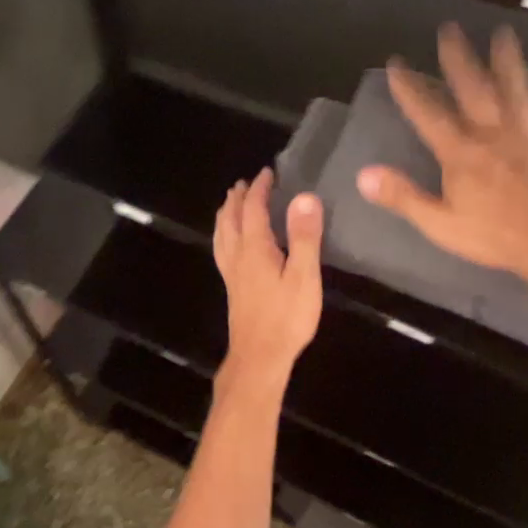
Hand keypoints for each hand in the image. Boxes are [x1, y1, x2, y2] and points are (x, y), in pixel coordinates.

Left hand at [212, 168, 322, 380]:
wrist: (259, 356)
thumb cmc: (286, 317)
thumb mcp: (304, 276)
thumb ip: (304, 236)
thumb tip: (304, 197)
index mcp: (254, 248)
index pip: (253, 209)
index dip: (260, 189)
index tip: (267, 172)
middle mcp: (237, 255)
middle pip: (232, 218)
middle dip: (239, 198)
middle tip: (245, 183)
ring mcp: (231, 273)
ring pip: (222, 234)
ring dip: (227, 214)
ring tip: (231, 204)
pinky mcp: (232, 287)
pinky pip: (222, 250)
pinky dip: (224, 235)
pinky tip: (229, 243)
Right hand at [357, 23, 527, 287]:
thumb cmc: (493, 237)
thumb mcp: (438, 224)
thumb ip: (402, 196)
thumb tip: (363, 174)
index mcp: (461, 154)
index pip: (428, 114)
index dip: (409, 88)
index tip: (396, 63)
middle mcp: (494, 135)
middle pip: (474, 88)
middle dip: (459, 59)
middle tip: (450, 30)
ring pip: (517, 91)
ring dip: (509, 61)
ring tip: (502, 34)